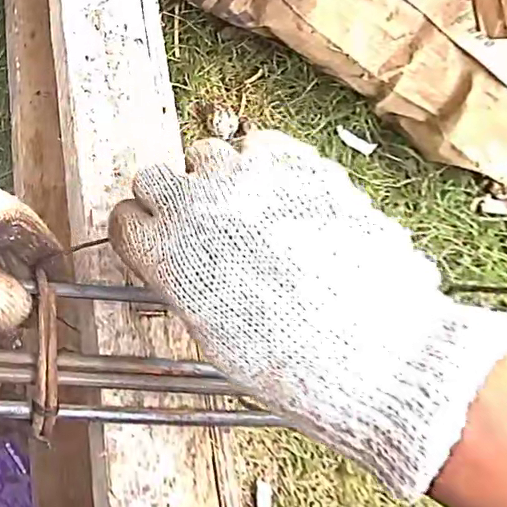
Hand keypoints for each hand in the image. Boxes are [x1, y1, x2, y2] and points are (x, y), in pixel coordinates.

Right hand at [109, 131, 506, 497]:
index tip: (157, 239)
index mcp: (164, 252)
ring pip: (205, 153)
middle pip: (152, 178)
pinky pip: (259, 146)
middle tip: (199, 222)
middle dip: (169, 198)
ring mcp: (243, 179)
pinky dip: (264, 164)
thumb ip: (182, 278)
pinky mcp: (293, 164)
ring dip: (216, 178)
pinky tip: (281, 194)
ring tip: (246, 206)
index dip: (142, 231)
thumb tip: (179, 255)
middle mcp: (192, 206)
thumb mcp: (210, 329)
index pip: (124, 219)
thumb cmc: (291, 360)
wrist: (381, 354)